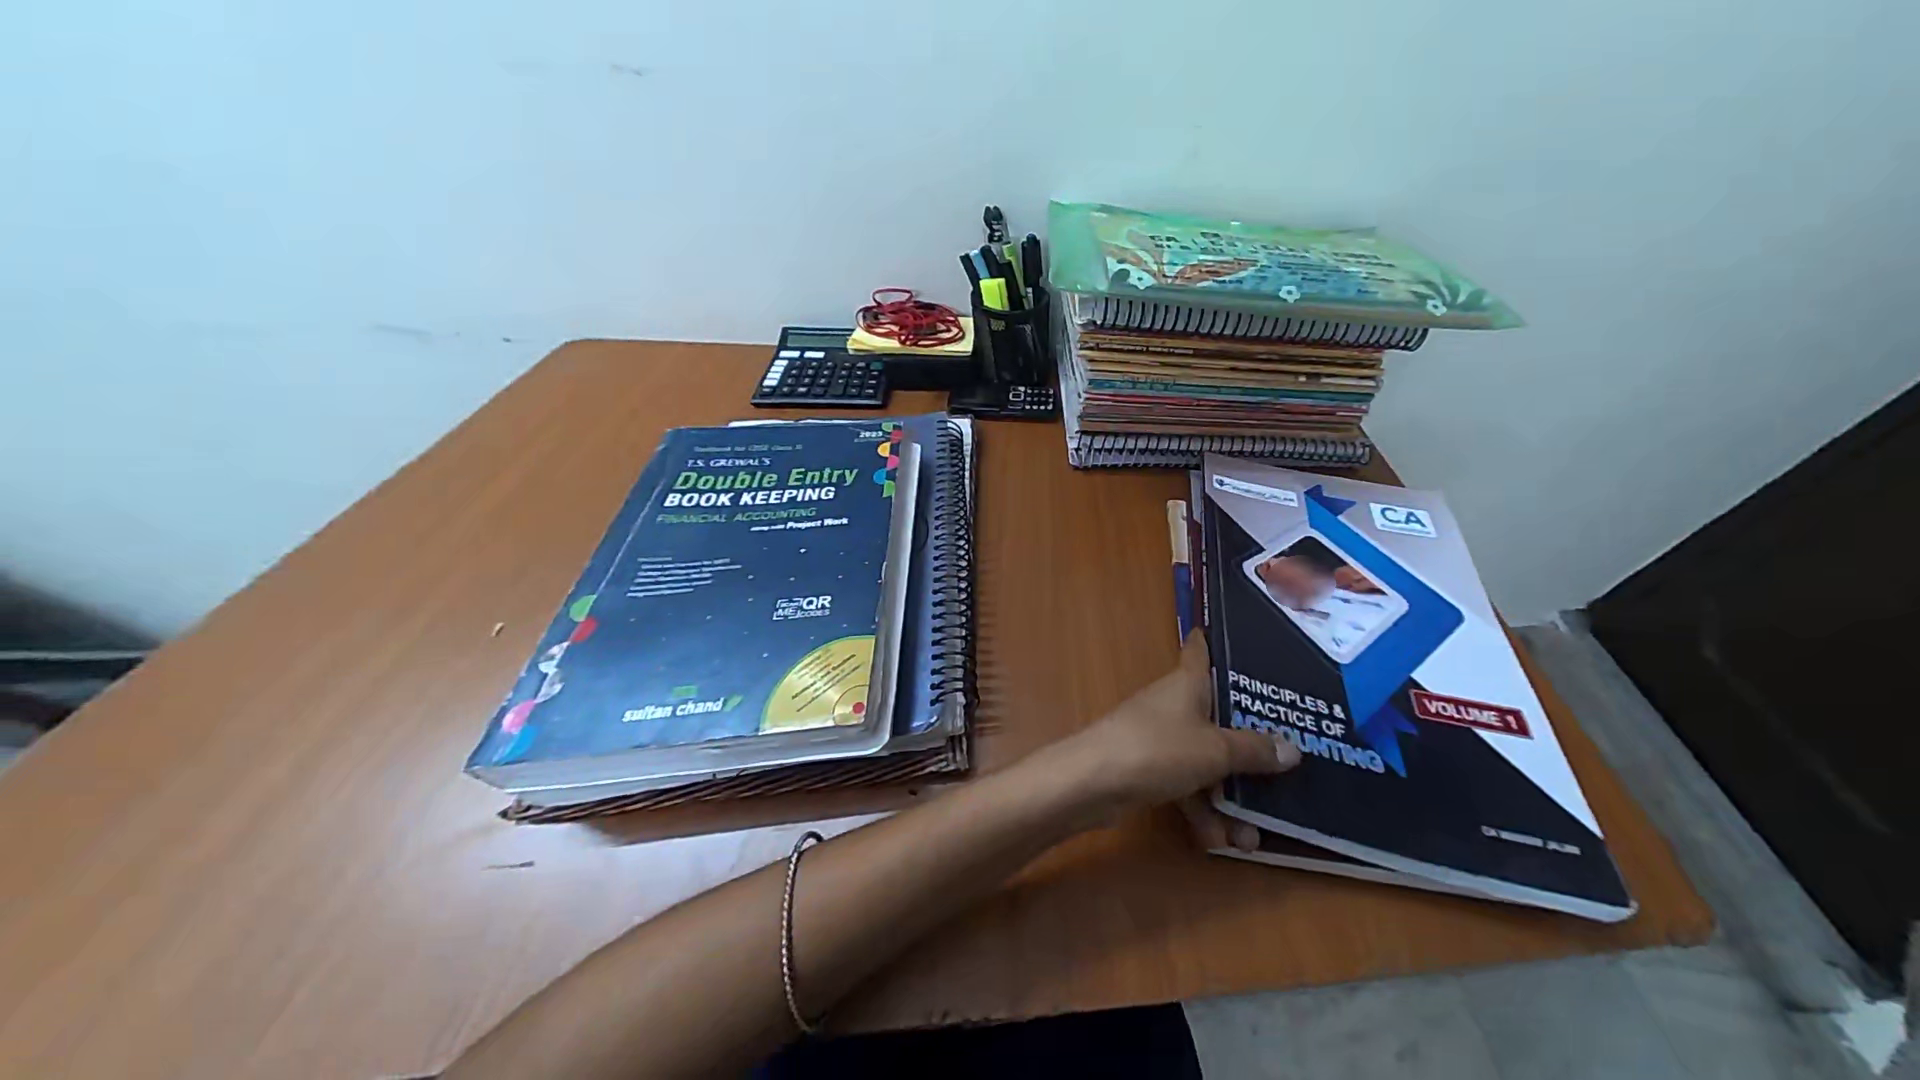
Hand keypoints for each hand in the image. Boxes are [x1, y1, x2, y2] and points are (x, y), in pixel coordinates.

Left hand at [1075, 631, 1299, 850]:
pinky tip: (1217, 842)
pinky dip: (1201, 812)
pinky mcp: (1147, 769)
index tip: (1248, 643)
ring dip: (1229, 798)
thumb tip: (1292, 749)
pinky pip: (1185, 786)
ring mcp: (1159, 738)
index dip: (1219, 644)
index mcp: (1187, 684)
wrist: (1091, 783)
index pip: (1201, 651)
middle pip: (1218, 717)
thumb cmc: (1157, 749)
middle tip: (1289, 771)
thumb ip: (1253, 750)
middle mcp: (1174, 705)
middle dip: (1250, 750)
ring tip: (1252, 837)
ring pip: (1205, 762)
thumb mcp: (1215, 750)